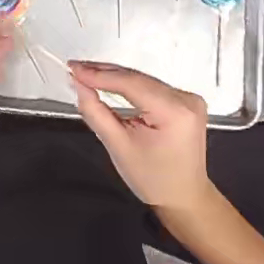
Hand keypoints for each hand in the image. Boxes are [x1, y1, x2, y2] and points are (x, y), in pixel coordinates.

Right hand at [69, 61, 213, 212]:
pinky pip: (152, 87)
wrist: (182, 195)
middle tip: (76, 69)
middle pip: (138, 78)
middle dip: (105, 73)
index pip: (130, 83)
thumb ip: (96, 112)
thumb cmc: (155, 179)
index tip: (75, 69)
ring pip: (143, 80)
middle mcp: (187, 100)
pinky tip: (111, 82)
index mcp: (175, 112)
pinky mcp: (185, 101)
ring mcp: (189, 99)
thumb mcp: (118, 146)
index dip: (99, 75)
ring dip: (116, 77)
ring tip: (88, 74)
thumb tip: (80, 87)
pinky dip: (130, 85)